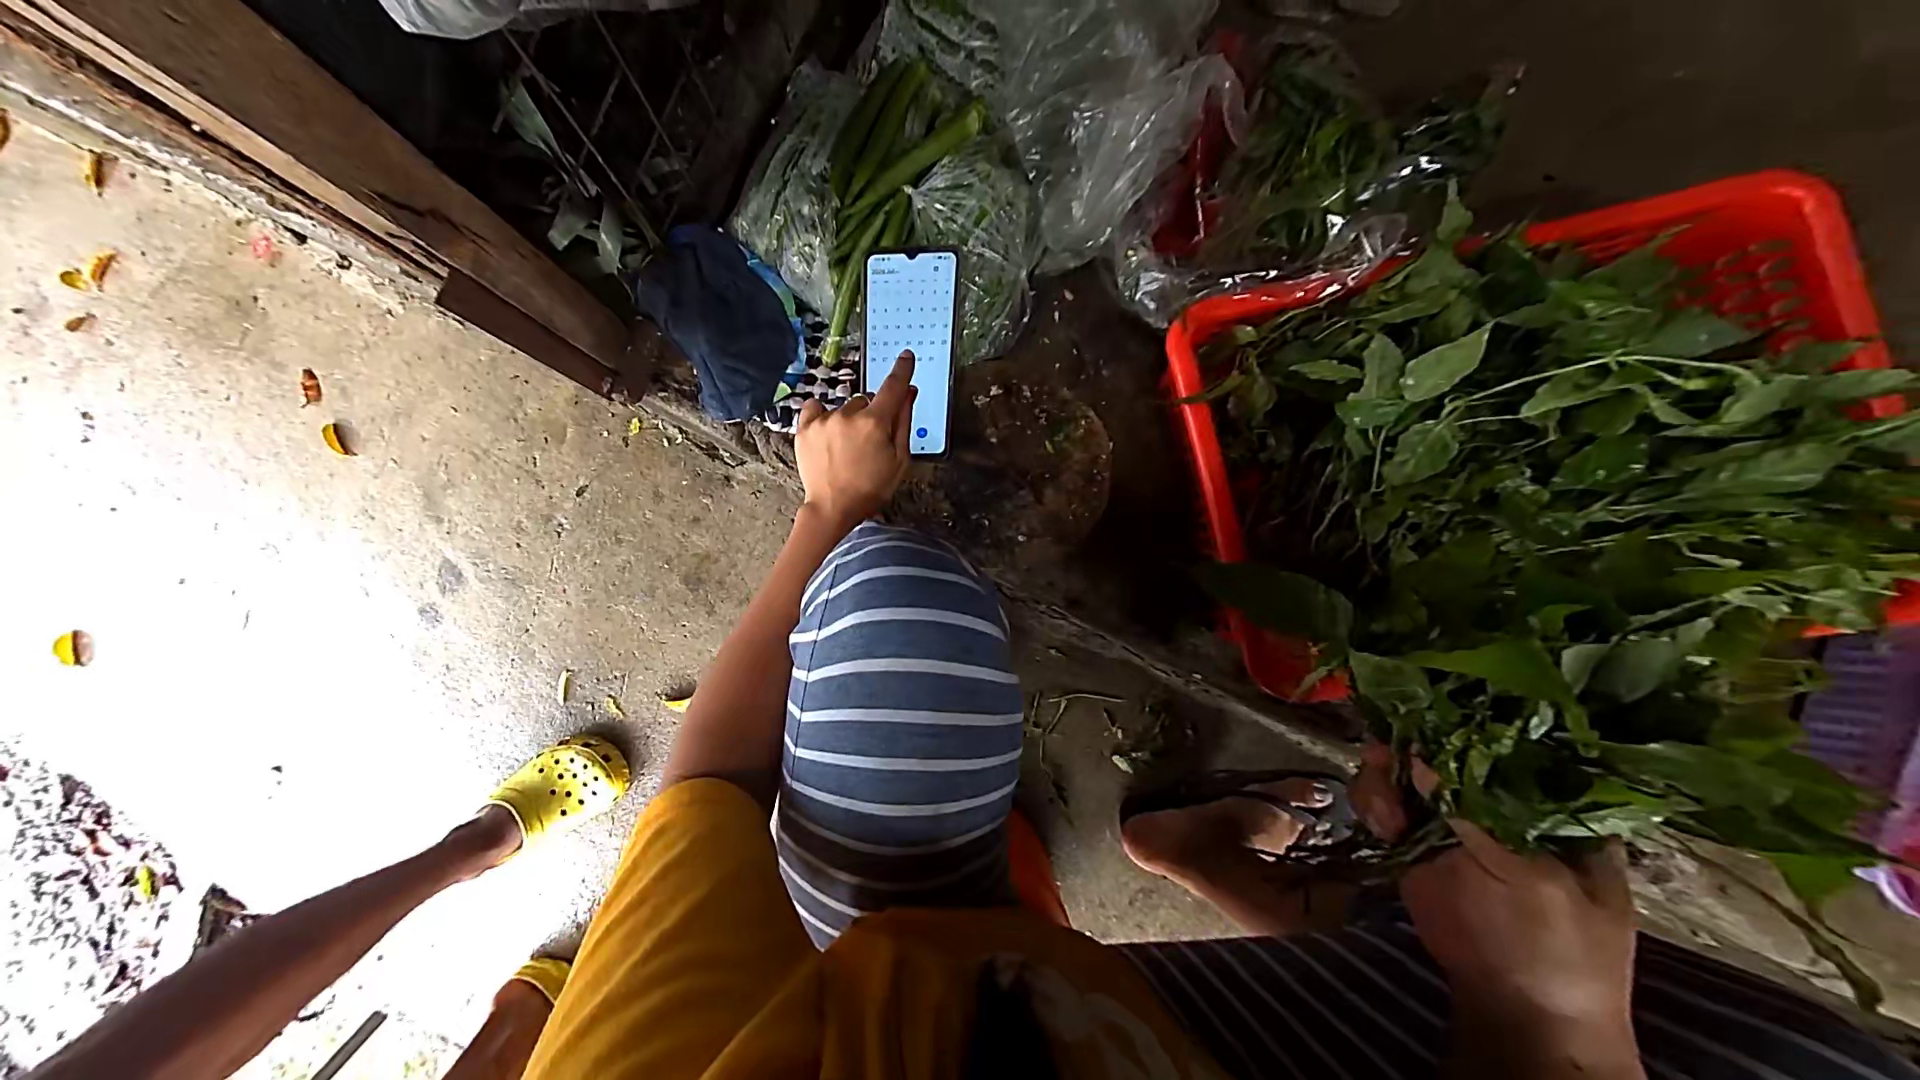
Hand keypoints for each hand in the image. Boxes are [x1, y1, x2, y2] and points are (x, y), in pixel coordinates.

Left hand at [795, 350, 916, 527]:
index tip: (906, 357)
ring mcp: (824, 420)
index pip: (893, 387)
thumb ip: (904, 421)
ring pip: (844, 408)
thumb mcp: (899, 459)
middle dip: (872, 415)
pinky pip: (816, 408)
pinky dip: (823, 416)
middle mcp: (848, 415)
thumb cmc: (871, 489)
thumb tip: (909, 392)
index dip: (902, 370)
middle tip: (871, 443)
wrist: (834, 508)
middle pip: (867, 401)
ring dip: (848, 421)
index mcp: (876, 422)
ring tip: (847, 449)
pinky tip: (829, 434)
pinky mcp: (805, 428)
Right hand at [1352, 743, 1642, 1077]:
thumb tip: (1417, 753)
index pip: (1497, 737)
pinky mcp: (1412, 837)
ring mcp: (1448, 816)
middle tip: (1381, 758)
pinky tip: (1380, 825)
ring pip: (1400, 770)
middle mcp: (1491, 796)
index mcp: (1542, 798)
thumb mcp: (1528, 876)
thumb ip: (1473, 811)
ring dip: (1382, 779)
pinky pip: (1380, 802)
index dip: (1455, 716)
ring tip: (1385, 814)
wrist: (1516, 1007)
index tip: (1414, 702)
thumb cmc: (1553, 945)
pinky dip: (1371, 804)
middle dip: (1403, 745)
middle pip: (1435, 746)